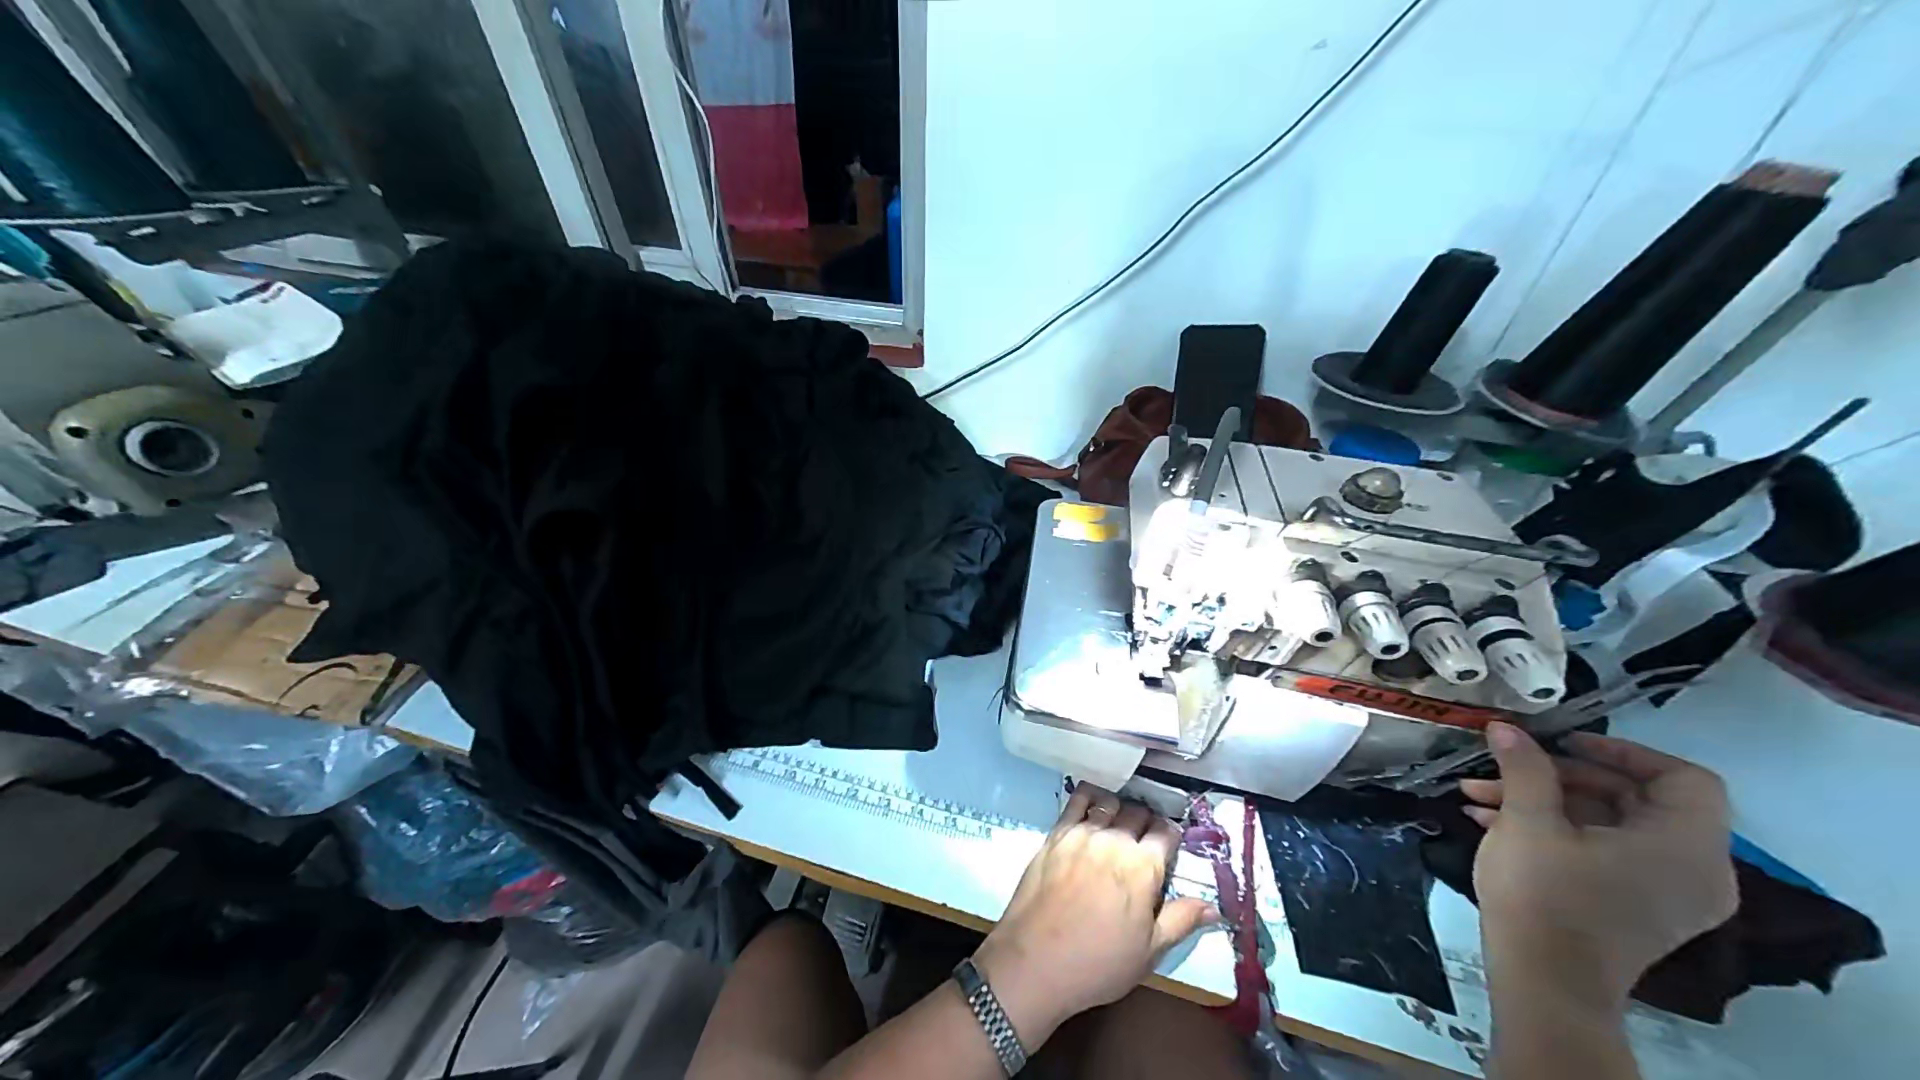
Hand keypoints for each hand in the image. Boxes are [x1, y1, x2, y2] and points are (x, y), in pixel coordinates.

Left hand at [972, 783, 1217, 1042]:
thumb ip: (1181, 920)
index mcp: (1143, 867)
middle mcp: (1114, 840)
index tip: (1169, 845)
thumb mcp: (1149, 951)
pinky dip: (1089, 796)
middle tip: (1144, 838)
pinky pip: (1076, 801)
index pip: (1166, 832)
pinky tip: (1093, 803)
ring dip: (1119, 809)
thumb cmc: (1098, 963)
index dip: (1171, 836)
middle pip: (1138, 812)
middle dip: (1146, 821)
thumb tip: (1214, 907)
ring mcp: (1082, 833)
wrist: (1035, 961)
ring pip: (1109, 803)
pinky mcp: (1056, 834)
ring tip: (1119, 822)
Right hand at [1461, 723, 1738, 1011]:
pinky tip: (1489, 820)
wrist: (1544, 980)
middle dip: (1558, 775)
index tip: (1564, 743)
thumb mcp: (1528, 821)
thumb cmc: (1545, 895)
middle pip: (1635, 797)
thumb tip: (1507, 727)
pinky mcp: (1636, 904)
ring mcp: (1666, 891)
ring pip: (1608, 823)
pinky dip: (1554, 828)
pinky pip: (1604, 849)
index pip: (1684, 778)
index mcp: (1686, 847)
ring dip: (1542, 800)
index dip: (1624, 751)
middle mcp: (1694, 869)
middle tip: (1504, 768)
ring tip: (1477, 794)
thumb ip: (1525, 768)